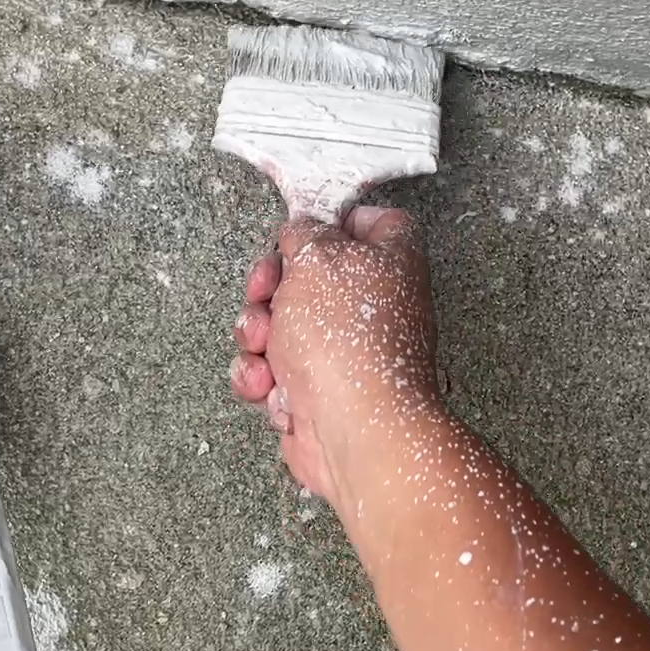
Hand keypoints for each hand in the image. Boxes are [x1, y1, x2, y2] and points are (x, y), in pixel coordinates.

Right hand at [230, 206, 442, 510]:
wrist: (353, 429)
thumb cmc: (346, 339)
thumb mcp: (317, 258)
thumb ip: (306, 232)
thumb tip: (304, 229)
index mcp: (391, 261)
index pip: (373, 222)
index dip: (335, 221)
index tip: (304, 231)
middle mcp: (373, 303)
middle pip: (309, 274)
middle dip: (271, 285)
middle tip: (264, 292)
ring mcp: (345, 349)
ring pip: (281, 323)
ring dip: (258, 334)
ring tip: (263, 345)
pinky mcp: (317, 389)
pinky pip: (275, 370)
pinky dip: (264, 377)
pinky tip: (270, 386)